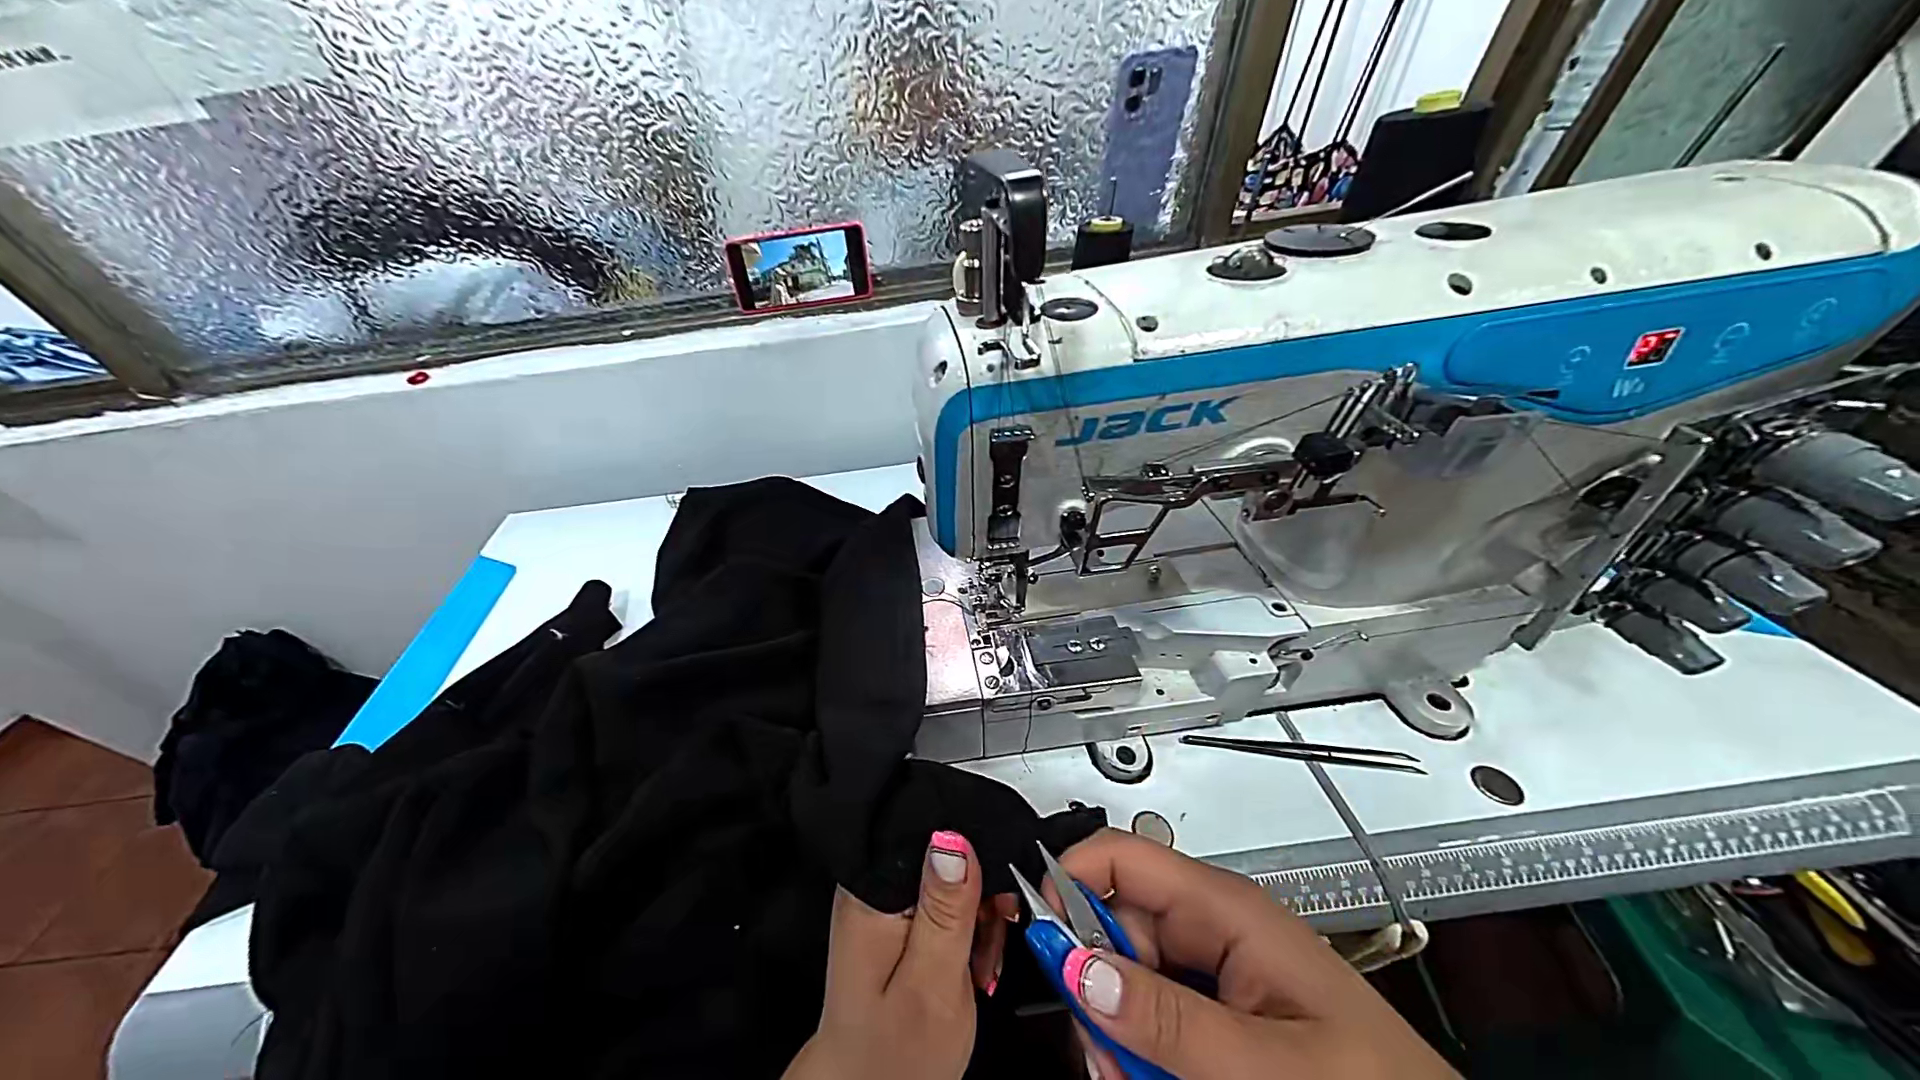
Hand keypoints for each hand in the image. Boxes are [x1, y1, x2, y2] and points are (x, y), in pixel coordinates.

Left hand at [785, 831, 1013, 1079]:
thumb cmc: (891, 1058)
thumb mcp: (930, 983)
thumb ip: (945, 910)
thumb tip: (953, 838)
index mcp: (872, 893)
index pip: (932, 834)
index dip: (978, 858)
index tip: (999, 900)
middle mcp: (874, 889)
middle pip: (946, 855)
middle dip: (981, 896)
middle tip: (986, 944)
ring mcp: (886, 905)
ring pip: (953, 878)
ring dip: (979, 918)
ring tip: (977, 963)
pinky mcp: (899, 920)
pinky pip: (947, 902)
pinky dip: (969, 929)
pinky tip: (969, 960)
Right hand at [1053, 828, 1457, 1079]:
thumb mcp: (1265, 1061)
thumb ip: (1167, 1016)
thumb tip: (1076, 966)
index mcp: (1224, 908)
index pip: (1120, 858)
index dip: (1069, 881)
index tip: (1038, 939)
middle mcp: (1211, 929)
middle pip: (1112, 929)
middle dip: (1096, 988)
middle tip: (1110, 1056)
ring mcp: (1210, 974)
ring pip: (1124, 982)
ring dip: (1119, 1035)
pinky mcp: (1214, 1014)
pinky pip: (1149, 1018)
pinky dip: (1140, 1054)